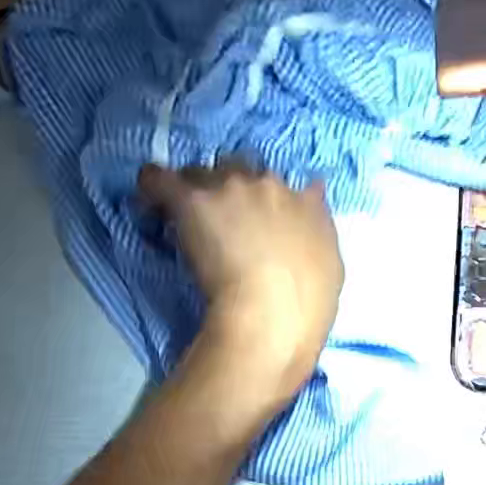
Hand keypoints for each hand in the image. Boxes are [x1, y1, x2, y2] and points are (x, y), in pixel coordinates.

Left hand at [139, 162, 343, 405]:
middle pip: (239, 168)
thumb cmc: (309, 304)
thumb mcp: (333, 266)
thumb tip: (312, 204)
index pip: (285, 184)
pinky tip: (152, 210)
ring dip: (195, 192)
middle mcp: (269, 184)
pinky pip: (157, 177)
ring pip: (199, 172)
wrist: (273, 316)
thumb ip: (319, 230)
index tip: (260, 217)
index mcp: (307, 203)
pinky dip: (153, 190)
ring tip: (187, 220)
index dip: (269, 198)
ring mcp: (229, 187)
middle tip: (222, 220)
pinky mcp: (191, 198)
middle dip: (229, 188)